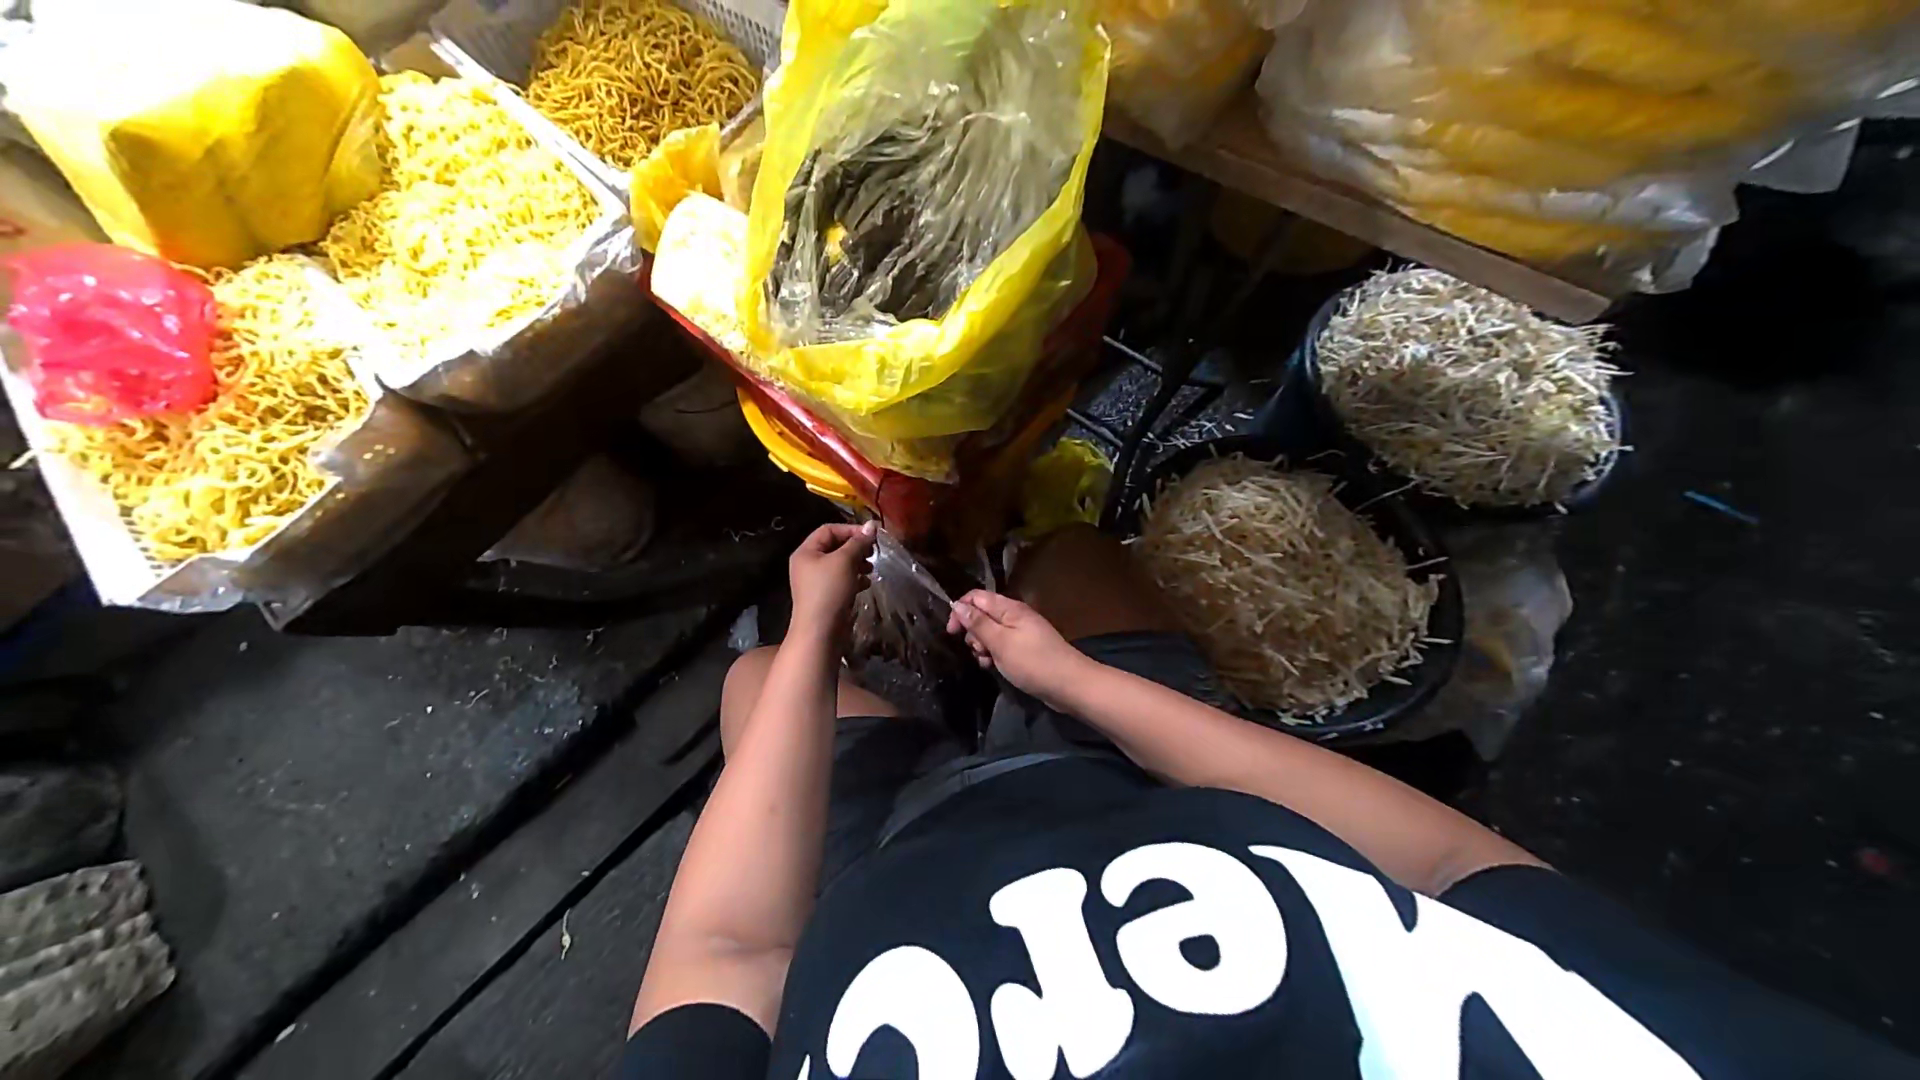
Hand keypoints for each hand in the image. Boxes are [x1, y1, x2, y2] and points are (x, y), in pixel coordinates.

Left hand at [788, 521, 876, 644]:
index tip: (871, 537)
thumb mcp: (845, 561)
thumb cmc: (829, 591)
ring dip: (857, 563)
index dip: (850, 530)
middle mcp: (808, 564)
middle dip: (856, 548)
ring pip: (840, 564)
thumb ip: (858, 542)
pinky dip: (854, 578)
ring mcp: (816, 582)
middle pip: (835, 546)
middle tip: (872, 553)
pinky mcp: (825, 596)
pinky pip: (841, 580)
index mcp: (806, 552)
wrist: (820, 632)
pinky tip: (865, 584)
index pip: (829, 530)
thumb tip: (872, 525)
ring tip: (870, 569)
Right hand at [946, 590, 1093, 707]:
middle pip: (982, 615)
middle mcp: (1014, 616)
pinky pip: (1000, 646)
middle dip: (972, 632)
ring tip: (987, 661)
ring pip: (989, 633)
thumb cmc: (1033, 661)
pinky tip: (993, 667)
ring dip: (982, 646)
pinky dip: (993, 654)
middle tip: (978, 650)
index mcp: (1009, 608)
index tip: (952, 632)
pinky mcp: (1024, 649)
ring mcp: (1020, 633)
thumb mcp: (1000, 642)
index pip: (976, 597)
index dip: (960, 611)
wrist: (1069, 685)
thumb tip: (957, 605)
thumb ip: (978, 623)